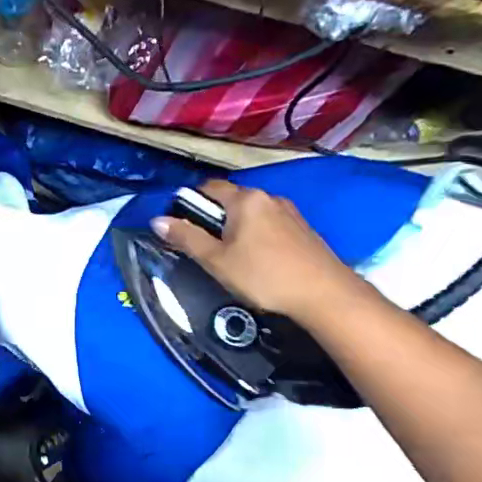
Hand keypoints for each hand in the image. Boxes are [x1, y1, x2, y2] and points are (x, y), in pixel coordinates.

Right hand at [151, 180, 362, 322]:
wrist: (323, 293)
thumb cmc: (263, 276)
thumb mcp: (217, 260)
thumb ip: (187, 237)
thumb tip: (157, 221)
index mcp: (244, 200)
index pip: (208, 188)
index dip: (189, 204)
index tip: (182, 229)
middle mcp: (267, 197)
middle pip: (231, 200)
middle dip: (214, 218)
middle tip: (206, 249)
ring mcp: (289, 211)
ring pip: (251, 213)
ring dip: (237, 228)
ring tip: (232, 258)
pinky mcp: (302, 228)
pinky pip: (269, 223)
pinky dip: (257, 235)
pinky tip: (259, 260)